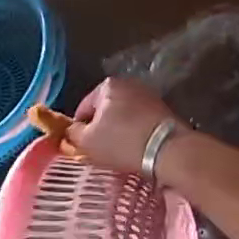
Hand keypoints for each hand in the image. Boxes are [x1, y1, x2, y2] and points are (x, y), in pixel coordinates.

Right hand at [63, 78, 179, 174]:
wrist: (167, 150)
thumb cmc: (121, 142)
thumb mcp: (86, 142)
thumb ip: (72, 134)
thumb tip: (71, 131)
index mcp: (107, 86)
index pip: (83, 109)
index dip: (78, 130)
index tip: (80, 147)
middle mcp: (129, 84)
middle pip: (105, 112)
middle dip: (100, 130)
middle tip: (98, 152)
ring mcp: (149, 96)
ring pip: (123, 118)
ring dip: (117, 133)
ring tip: (117, 154)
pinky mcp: (164, 111)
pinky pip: (139, 124)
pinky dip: (134, 135)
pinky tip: (133, 150)